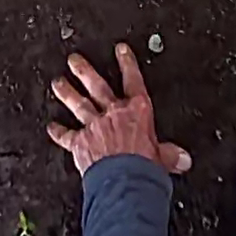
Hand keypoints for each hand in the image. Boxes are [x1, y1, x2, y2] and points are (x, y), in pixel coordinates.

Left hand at [47, 43, 192, 176]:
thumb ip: (170, 155)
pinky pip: (67, 136)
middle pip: (97, 86)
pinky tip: (51, 127)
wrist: (125, 184)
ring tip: (57, 82)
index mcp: (137, 111)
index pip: (133, 80)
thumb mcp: (163, 159)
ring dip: (67, 93)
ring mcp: (94, 126)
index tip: (120, 50)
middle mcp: (113, 113)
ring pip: (78, 104)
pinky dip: (59, 132)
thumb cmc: (146, 170)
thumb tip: (183, 159)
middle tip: (74, 60)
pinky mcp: (80, 142)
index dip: (127, 63)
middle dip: (85, 71)